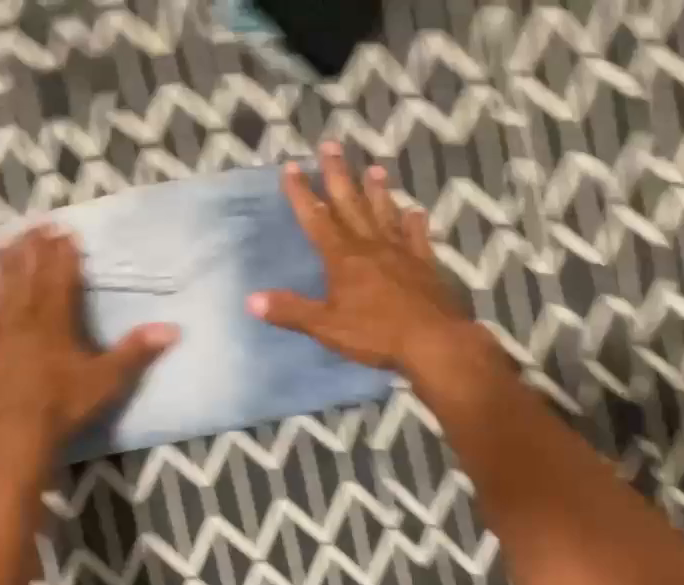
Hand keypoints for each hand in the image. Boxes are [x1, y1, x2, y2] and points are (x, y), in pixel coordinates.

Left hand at [0, 225, 176, 445]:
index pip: (61, 276)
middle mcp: (24, 318)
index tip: (66, 229)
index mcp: (55, 319)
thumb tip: (173, 329)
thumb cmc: (65, 404)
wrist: (18, 432)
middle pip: (27, 275)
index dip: (64, 252)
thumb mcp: (108, 379)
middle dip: (31, 248)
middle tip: (34, 224)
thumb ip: (137, 351)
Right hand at [247, 144, 490, 380]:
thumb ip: (291, 311)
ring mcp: (401, 252)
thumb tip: (252, 300)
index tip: (291, 167)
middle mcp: (371, 246)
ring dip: (377, 191)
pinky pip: (417, 237)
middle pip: (350, 204)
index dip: (302, 194)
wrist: (431, 340)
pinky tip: (415, 212)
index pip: (317, 219)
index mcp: (343, 258)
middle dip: (337, 175)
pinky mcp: (424, 265)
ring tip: (374, 168)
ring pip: (385, 213)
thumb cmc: (375, 334)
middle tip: (330, 145)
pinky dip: (414, 223)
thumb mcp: (326, 326)